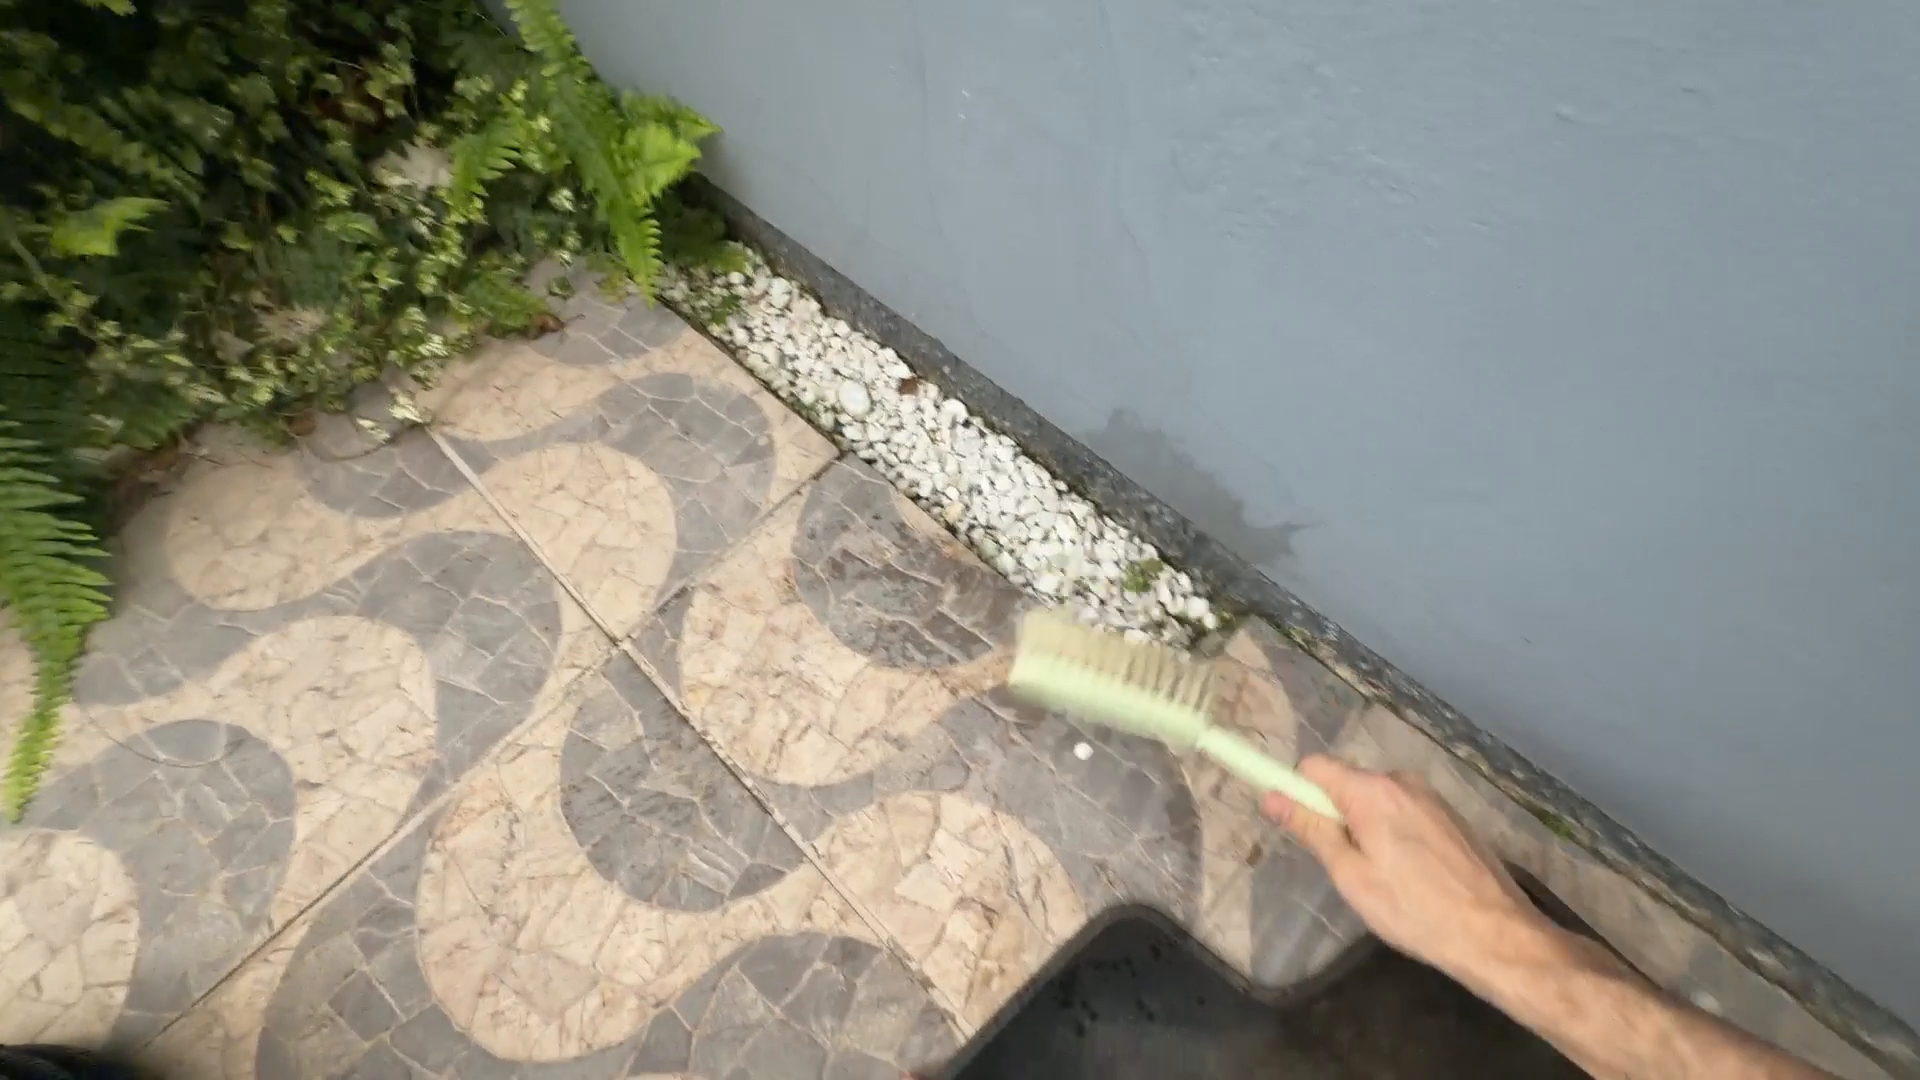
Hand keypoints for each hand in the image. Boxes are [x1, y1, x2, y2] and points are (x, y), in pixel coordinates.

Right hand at [1261, 755, 1546, 979]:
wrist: (1502, 939)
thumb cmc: (1414, 910)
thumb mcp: (1350, 875)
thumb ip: (1310, 828)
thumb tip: (1271, 796)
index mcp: (1370, 790)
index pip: (1313, 766)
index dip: (1297, 789)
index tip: (1297, 822)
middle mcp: (1399, 781)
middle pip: (1346, 782)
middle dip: (1335, 812)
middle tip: (1346, 862)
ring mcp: (1430, 796)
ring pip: (1376, 797)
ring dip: (1366, 823)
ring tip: (1384, 873)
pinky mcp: (1452, 815)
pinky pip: (1404, 809)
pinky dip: (1395, 830)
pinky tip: (1414, 872)